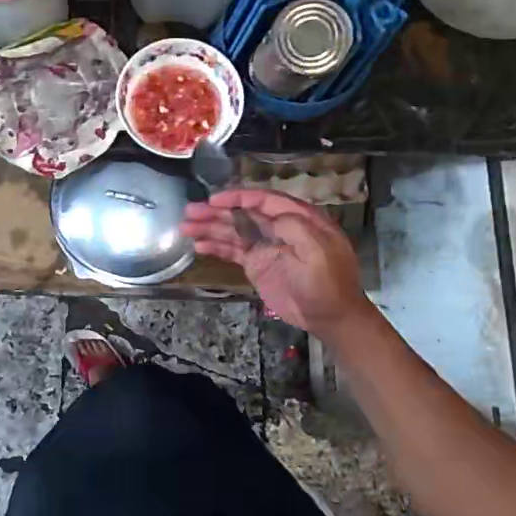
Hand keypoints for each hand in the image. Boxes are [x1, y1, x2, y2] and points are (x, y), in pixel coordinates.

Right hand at [181, 189, 372, 335]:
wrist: (331, 318)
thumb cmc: (328, 284)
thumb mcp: (318, 253)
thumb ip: (295, 229)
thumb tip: (271, 217)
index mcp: (299, 219)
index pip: (266, 200)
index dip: (239, 197)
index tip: (215, 199)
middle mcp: (281, 228)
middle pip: (245, 214)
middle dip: (217, 212)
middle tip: (189, 211)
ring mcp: (268, 247)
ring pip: (235, 231)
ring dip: (211, 227)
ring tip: (185, 226)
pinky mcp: (259, 265)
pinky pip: (234, 251)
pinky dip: (216, 247)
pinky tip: (198, 245)